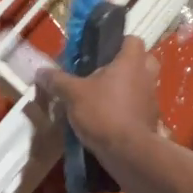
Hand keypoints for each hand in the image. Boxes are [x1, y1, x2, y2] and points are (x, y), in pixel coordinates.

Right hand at [34, 35, 162, 154]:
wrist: (128, 153)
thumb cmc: (103, 113)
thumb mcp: (73, 94)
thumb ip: (57, 80)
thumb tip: (40, 71)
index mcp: (131, 62)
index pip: (133, 39)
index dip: (119, 42)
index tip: (102, 51)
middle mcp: (147, 76)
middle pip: (143, 61)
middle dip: (128, 65)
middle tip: (105, 72)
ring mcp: (152, 99)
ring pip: (142, 85)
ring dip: (128, 88)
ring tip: (104, 97)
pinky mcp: (152, 120)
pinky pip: (140, 107)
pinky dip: (129, 110)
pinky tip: (111, 118)